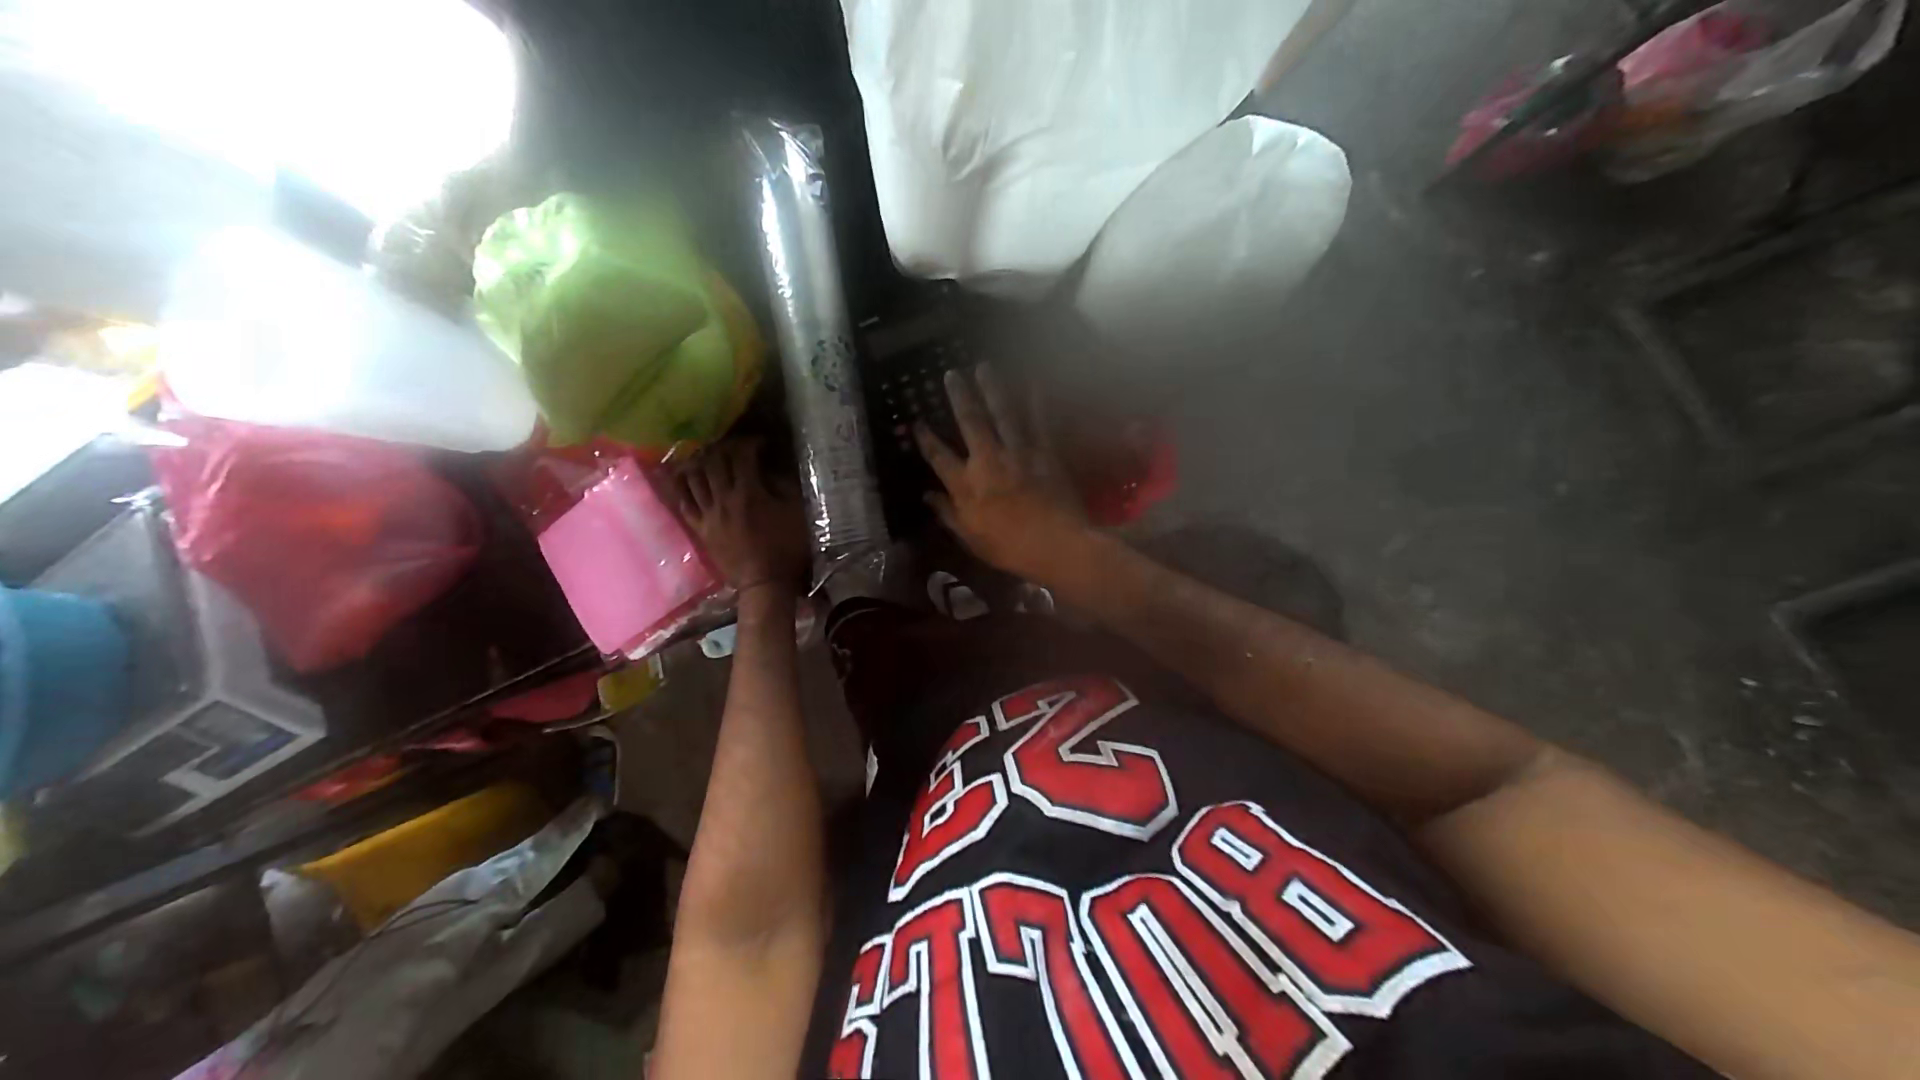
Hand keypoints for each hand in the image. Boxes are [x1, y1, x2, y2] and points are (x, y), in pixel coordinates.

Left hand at [677, 440, 809, 595]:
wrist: (765, 583)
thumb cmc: (787, 548)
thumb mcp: (796, 513)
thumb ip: (783, 486)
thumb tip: (770, 469)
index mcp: (749, 493)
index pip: (743, 456)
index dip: (751, 444)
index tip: (760, 443)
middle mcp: (723, 499)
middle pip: (714, 462)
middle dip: (724, 448)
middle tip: (734, 448)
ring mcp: (707, 514)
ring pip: (694, 478)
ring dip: (700, 462)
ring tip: (710, 457)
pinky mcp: (699, 529)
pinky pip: (684, 502)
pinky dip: (683, 485)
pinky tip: (687, 477)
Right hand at [916, 366, 1091, 582]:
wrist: (1057, 545)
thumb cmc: (1010, 548)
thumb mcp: (971, 538)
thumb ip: (948, 514)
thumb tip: (927, 496)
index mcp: (966, 485)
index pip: (939, 456)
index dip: (926, 438)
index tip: (916, 421)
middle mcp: (988, 461)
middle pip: (970, 422)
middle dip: (959, 396)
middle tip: (951, 374)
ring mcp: (1018, 453)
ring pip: (1002, 413)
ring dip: (992, 388)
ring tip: (984, 366)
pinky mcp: (1045, 452)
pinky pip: (1040, 420)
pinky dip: (1036, 399)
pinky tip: (1032, 380)